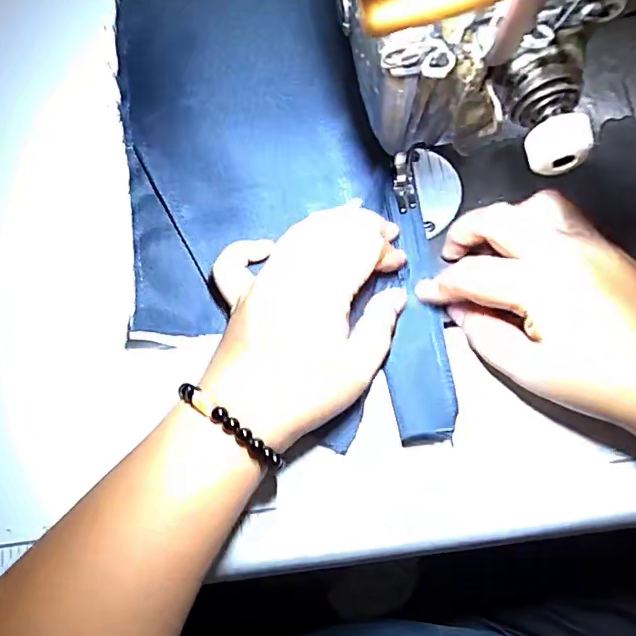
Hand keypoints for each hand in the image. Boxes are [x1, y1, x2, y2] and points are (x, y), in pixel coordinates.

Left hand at [199, 205, 408, 450]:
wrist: (241, 416)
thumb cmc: (303, 395)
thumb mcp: (357, 369)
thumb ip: (380, 326)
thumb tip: (395, 297)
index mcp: (323, 289)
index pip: (359, 248)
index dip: (383, 249)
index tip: (398, 263)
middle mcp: (290, 274)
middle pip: (329, 231)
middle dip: (361, 226)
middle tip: (384, 232)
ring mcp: (259, 281)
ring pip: (293, 235)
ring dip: (324, 223)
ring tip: (348, 219)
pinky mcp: (238, 297)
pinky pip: (237, 260)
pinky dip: (252, 246)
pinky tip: (271, 245)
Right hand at [414, 192, 635, 444]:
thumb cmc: (610, 383)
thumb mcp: (531, 371)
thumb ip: (486, 336)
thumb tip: (464, 312)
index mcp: (539, 281)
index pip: (474, 273)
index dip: (444, 284)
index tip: (429, 292)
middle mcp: (563, 250)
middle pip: (498, 220)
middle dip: (464, 234)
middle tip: (451, 259)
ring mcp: (590, 244)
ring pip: (534, 207)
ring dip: (502, 220)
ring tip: (489, 247)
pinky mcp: (610, 250)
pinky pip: (563, 219)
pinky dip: (534, 225)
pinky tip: (530, 255)